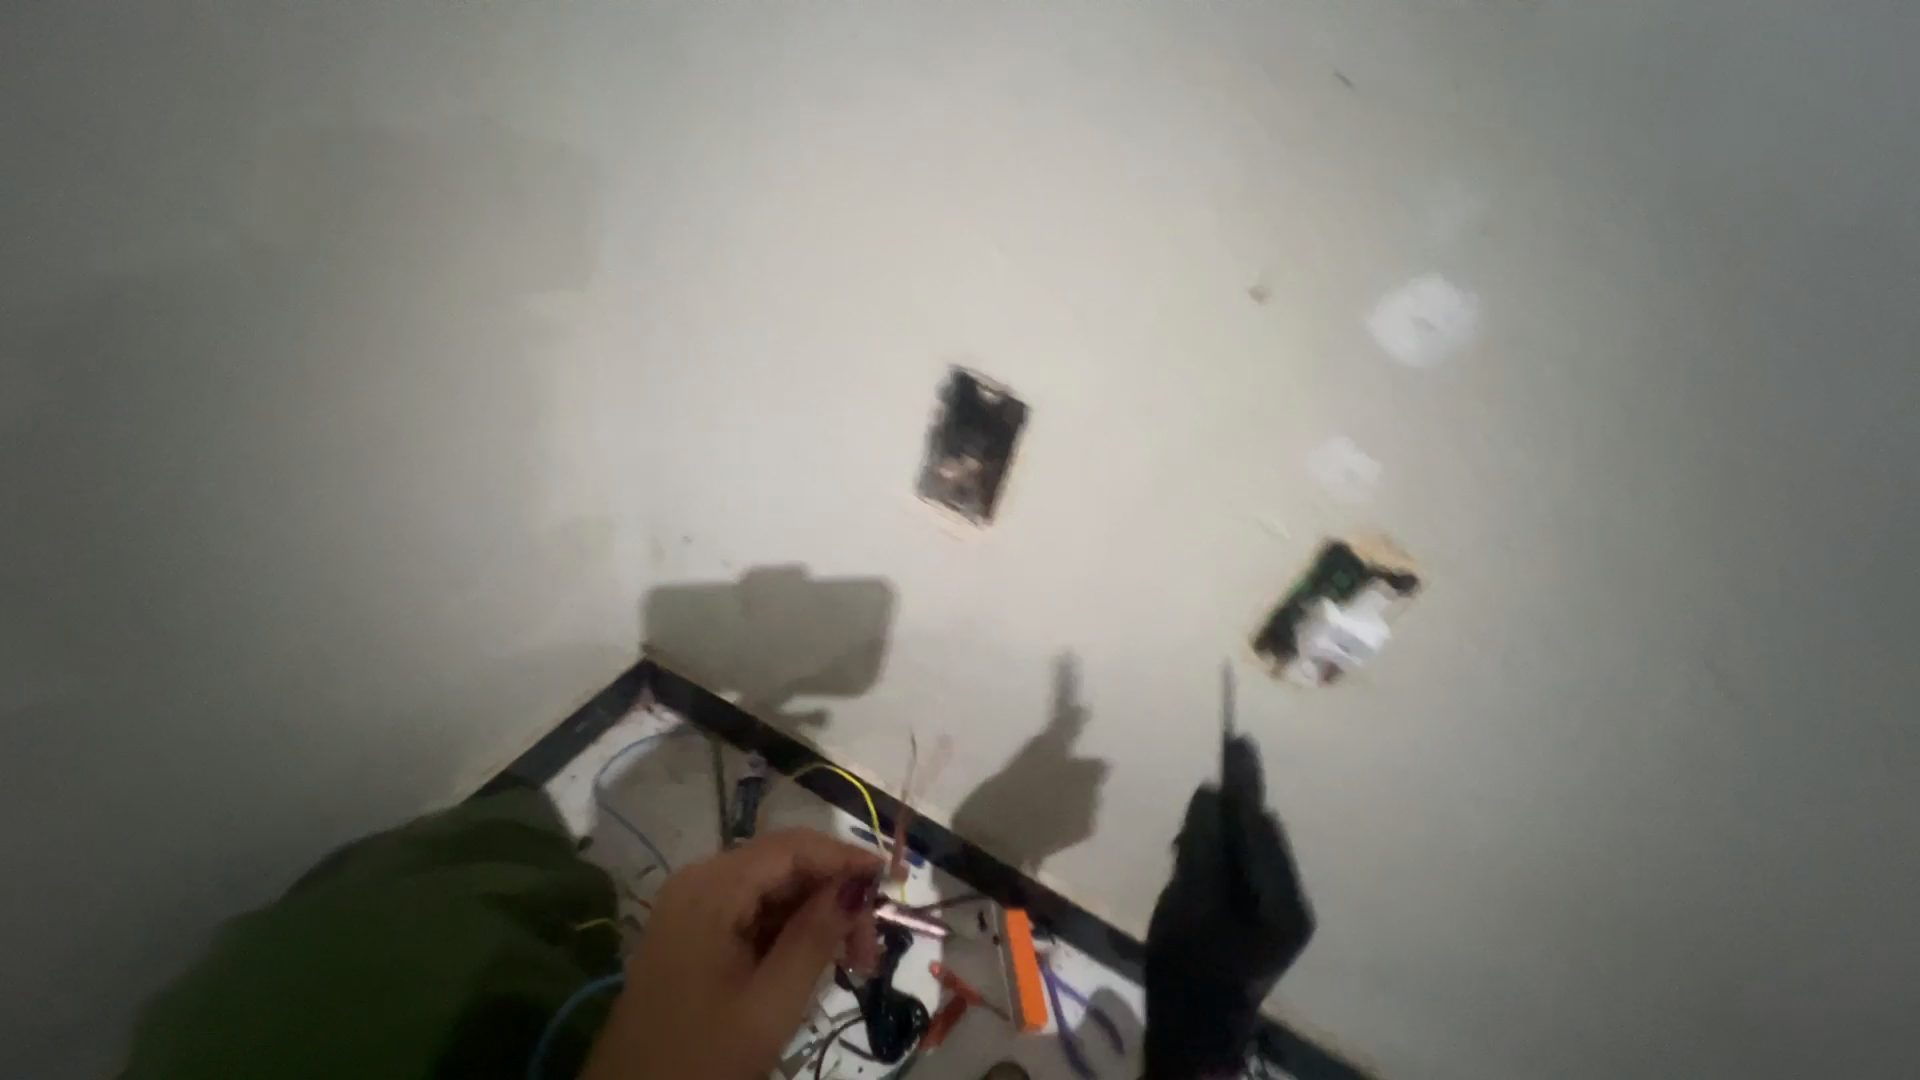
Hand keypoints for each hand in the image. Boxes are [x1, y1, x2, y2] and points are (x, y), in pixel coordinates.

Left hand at [582, 829, 883, 1079]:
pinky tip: (815, 961)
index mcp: (712, 887)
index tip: (893, 882)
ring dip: (817, 916)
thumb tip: (859, 884)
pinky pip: (754, 911)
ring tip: (853, 962)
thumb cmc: (700, 1061)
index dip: (846, 857)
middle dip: (835, 896)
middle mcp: (700, 880)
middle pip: (785, 865)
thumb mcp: (770, 1004)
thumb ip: (816, 936)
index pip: (793, 847)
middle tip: (872, 949)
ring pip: (774, 888)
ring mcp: (693, 905)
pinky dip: (790, 930)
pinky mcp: (693, 931)